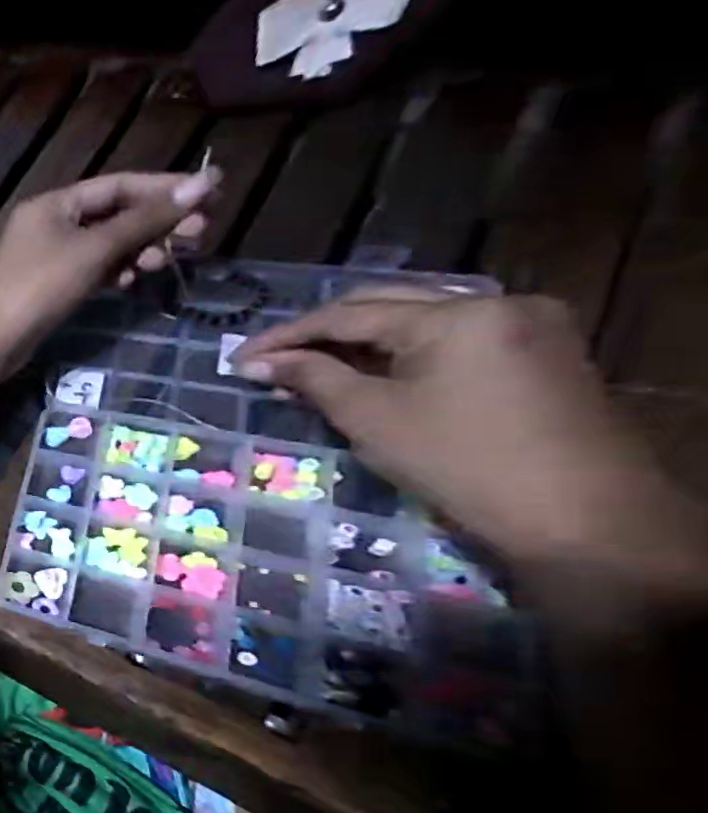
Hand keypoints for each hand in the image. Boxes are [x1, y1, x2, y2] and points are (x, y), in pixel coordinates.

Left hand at [0, 170, 217, 380]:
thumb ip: (145, 219)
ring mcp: (45, 255)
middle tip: (198, 235)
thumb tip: (202, 184)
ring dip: (139, 248)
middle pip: (114, 213)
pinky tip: (134, 279)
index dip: (165, 188)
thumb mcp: (94, 251)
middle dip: (156, 223)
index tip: (211, 195)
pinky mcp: (48, 284)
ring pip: (105, 243)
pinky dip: (115, 270)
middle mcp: (47, 222)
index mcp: (52, 203)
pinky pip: (91, 267)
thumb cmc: (38, 290)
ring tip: (166, 262)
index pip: (119, 184)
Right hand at [235, 289, 704, 572]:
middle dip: (320, 331)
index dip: (285, 336)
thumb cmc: (456, 459)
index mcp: (455, 315)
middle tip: (269, 358)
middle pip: (385, 304)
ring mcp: (524, 323)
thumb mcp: (370, 417)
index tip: (237, 358)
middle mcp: (495, 302)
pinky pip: (450, 337)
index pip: (348, 315)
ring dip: (357, 340)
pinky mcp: (536, 350)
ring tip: (308, 367)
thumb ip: (312, 379)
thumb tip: (257, 363)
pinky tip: (366, 372)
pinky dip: (399, 351)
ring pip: (417, 318)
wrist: (574, 510)